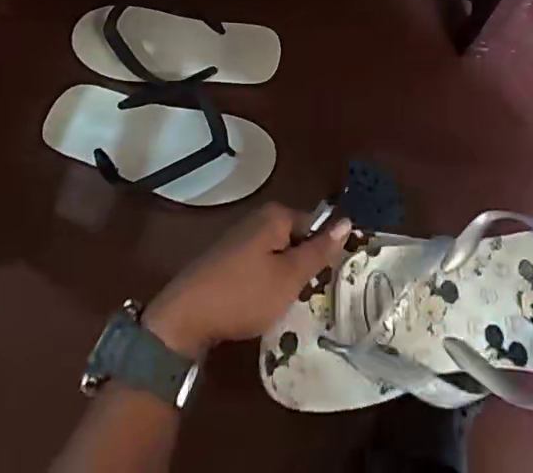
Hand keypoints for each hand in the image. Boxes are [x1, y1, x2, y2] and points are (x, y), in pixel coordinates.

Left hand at [143, 203, 350, 359]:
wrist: (186, 317)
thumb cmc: (244, 294)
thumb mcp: (289, 276)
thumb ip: (319, 250)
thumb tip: (346, 221)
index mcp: (275, 216)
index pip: (317, 226)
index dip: (327, 252)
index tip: (334, 281)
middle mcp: (258, 219)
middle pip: (298, 239)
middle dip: (306, 266)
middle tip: (315, 297)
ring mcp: (241, 239)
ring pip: (279, 256)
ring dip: (288, 277)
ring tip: (294, 304)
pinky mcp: (229, 260)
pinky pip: (262, 265)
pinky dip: (268, 283)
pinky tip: (268, 305)